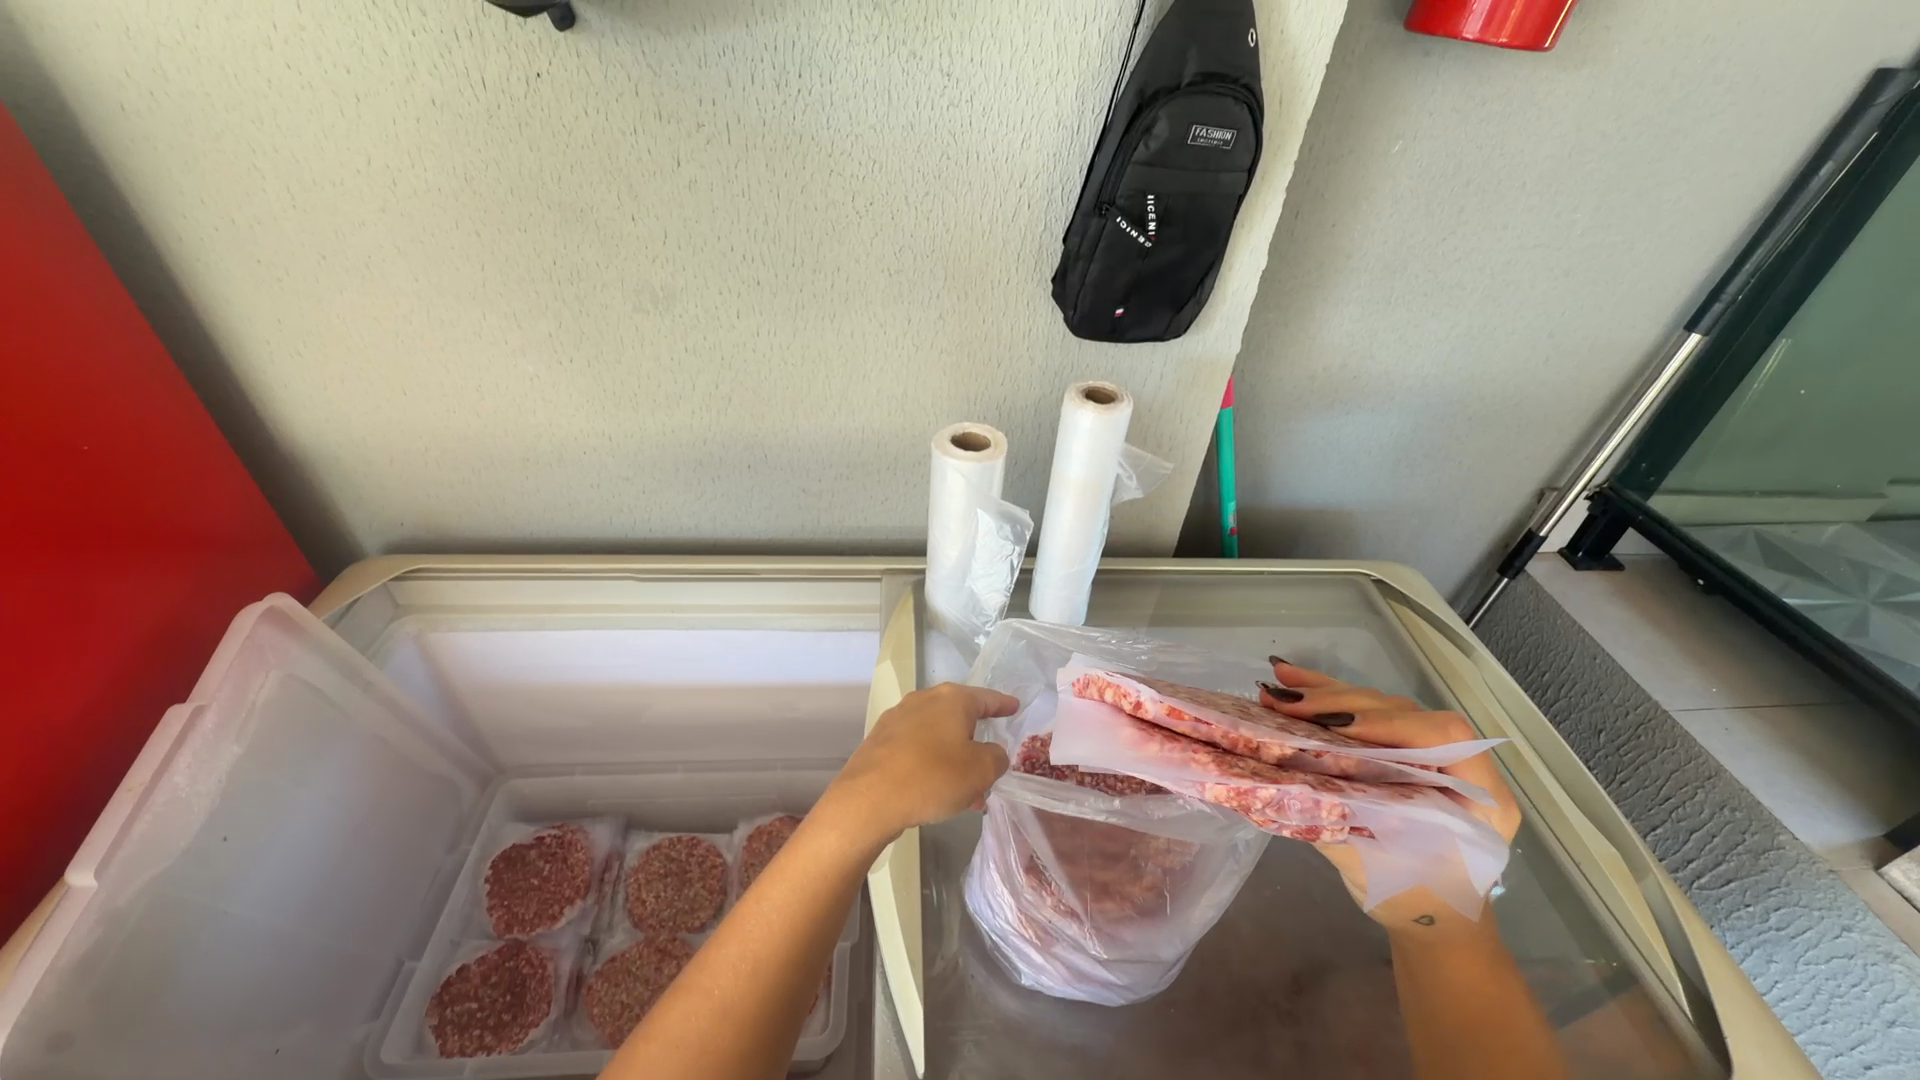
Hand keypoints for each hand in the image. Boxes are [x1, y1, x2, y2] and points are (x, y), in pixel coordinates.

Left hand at [815, 683, 1016, 849]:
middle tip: (992, 760)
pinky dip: (933, 765)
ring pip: (938, 737)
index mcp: (952, 699)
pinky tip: (939, 792)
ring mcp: (898, 720)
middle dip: (976, 740)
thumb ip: (996, 758)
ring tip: (969, 791)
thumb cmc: (933, 777)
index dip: (1003, 705)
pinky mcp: (880, 742)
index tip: (1015, 707)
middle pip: (959, 717)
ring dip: (955, 759)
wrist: (869, 799)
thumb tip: (991, 753)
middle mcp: (923, 700)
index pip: (986, 698)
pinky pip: (917, 750)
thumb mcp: (981, 771)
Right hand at [1259, 660, 1520, 935]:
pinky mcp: (1401, 749)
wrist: (1435, 920)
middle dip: (1342, 705)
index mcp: (1479, 797)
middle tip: (1289, 707)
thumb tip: (1286, 779)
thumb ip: (1341, 821)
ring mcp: (1428, 752)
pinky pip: (1368, 716)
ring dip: (1328, 694)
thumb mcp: (1379, 868)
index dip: (1390, 725)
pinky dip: (1330, 699)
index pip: (1444, 736)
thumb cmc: (1415, 901)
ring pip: (1381, 706)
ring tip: (1280, 688)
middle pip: (1404, 712)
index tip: (1338, 729)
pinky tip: (1293, 683)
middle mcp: (1459, 764)